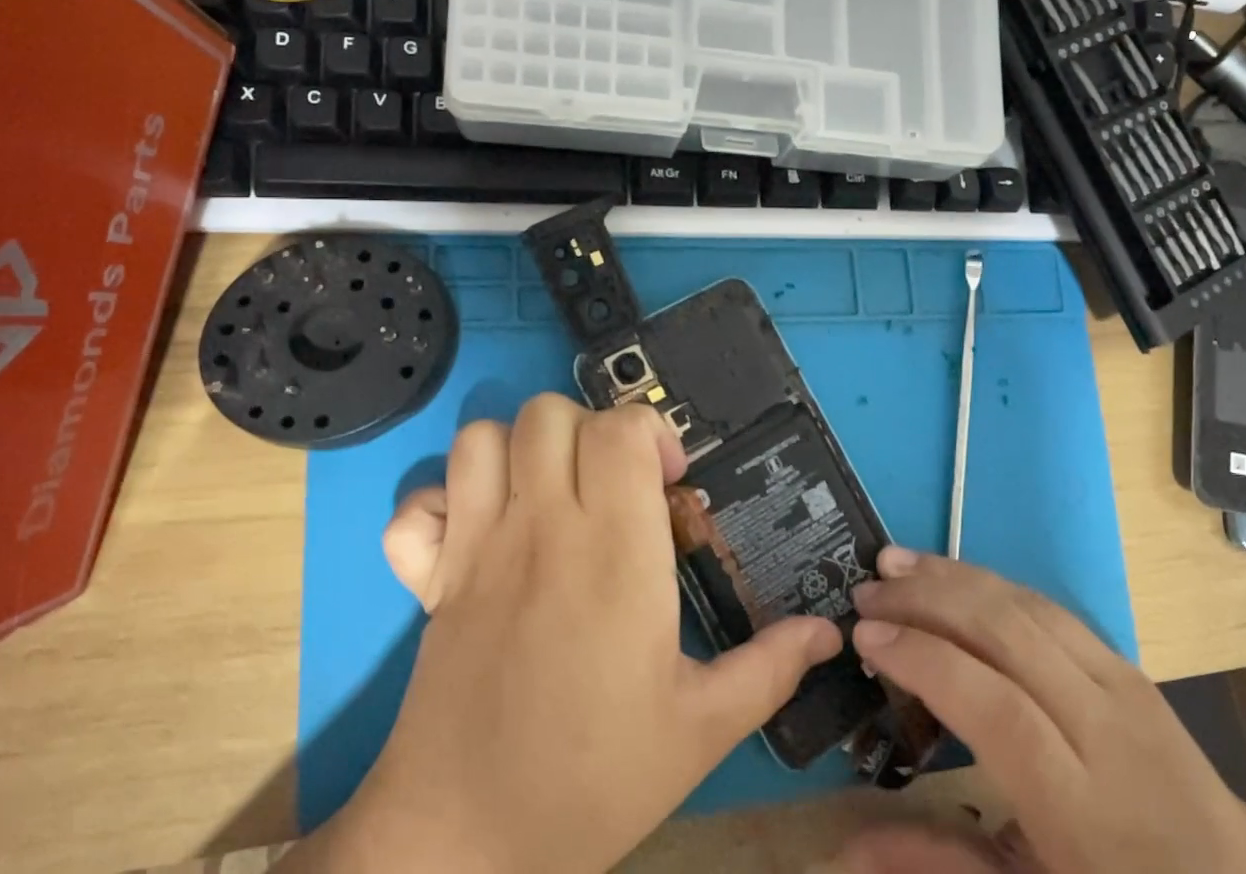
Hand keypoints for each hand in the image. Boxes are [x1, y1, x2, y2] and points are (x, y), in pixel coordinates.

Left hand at [281, 395, 842, 873]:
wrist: (469, 840)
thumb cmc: (594, 779)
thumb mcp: (702, 729)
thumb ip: (769, 668)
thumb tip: (829, 632)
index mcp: (614, 554)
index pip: (619, 428)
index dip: (649, 433)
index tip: (670, 484)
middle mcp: (540, 531)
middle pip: (550, 415)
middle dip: (590, 431)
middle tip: (618, 488)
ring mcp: (475, 550)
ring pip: (483, 438)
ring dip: (521, 449)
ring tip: (554, 496)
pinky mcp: (430, 581)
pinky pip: (416, 506)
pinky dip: (442, 501)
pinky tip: (477, 533)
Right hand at [839, 548, 1245, 873]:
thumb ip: (937, 860)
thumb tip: (842, 847)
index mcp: (1079, 803)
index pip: (996, 707)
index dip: (926, 661)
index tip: (865, 635)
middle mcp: (1105, 727)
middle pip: (1012, 636)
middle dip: (929, 601)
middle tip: (865, 590)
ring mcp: (1123, 685)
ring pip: (1030, 608)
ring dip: (955, 577)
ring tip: (893, 564)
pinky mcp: (1126, 663)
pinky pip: (1049, 607)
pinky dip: (990, 583)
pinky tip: (952, 576)